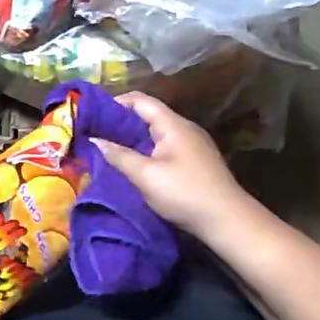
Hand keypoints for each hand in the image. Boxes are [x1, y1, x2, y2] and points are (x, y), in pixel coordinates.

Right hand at [93, 91, 262, 240]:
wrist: (227, 219)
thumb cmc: (184, 193)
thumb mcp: (145, 175)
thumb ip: (118, 155)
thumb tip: (94, 140)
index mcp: (172, 125)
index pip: (140, 100)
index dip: (114, 103)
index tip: (91, 115)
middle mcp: (184, 128)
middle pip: (148, 114)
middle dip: (120, 122)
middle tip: (94, 134)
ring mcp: (191, 144)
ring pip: (155, 132)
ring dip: (131, 137)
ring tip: (108, 149)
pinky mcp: (194, 160)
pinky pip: (163, 145)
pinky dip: (145, 149)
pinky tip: (133, 163)